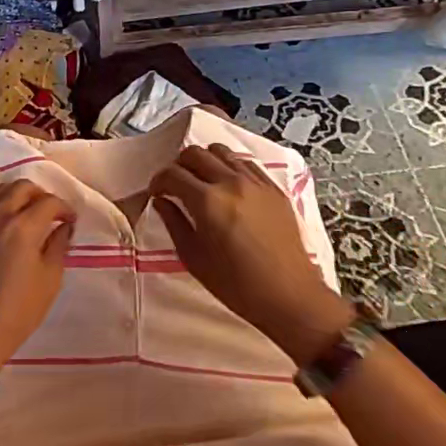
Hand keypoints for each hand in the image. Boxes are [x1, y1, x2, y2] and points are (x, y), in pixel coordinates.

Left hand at [0, 180, 75, 371]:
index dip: (65, 208)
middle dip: (42, 195)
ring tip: (31, 215)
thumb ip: (59, 245)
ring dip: (20, 196)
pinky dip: (2, 207)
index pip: (49, 201)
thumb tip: (63, 227)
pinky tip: (10, 228)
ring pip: (1, 192)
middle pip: (22, 187)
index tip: (71, 221)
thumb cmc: (21, 309)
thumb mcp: (51, 278)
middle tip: (52, 213)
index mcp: (23, 226)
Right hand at [149, 144, 354, 363]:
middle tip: (175, 185)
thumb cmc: (238, 286)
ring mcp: (256, 181)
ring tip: (200, 181)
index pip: (173, 174)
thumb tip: (162, 202)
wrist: (288, 295)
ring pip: (221, 151)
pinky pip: (245, 162)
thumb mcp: (195, 259)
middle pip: (195, 153)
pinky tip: (227, 185)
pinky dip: (229, 165)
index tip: (156, 192)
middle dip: (178, 165)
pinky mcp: (273, 187)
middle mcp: (231, 182)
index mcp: (208, 202)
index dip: (158, 181)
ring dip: (204, 160)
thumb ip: (175, 224)